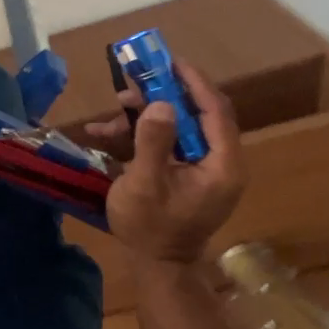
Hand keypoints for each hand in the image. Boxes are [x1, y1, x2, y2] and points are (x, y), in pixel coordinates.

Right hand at [104, 62, 246, 264]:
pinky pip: (170, 143)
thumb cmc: (150, 226)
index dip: (194, 83)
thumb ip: (153, 142)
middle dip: (162, 97)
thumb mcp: (144, 183)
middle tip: (132, 84)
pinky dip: (142, 135)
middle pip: (198, 115)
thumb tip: (160, 104)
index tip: (169, 61)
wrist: (156, 266)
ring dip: (146, 116)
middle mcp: (221, 163)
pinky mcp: (188, 175)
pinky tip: (106, 134)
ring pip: (179, 127)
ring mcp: (205, 169)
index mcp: (222, 165)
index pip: (215, 111)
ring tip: (111, 113)